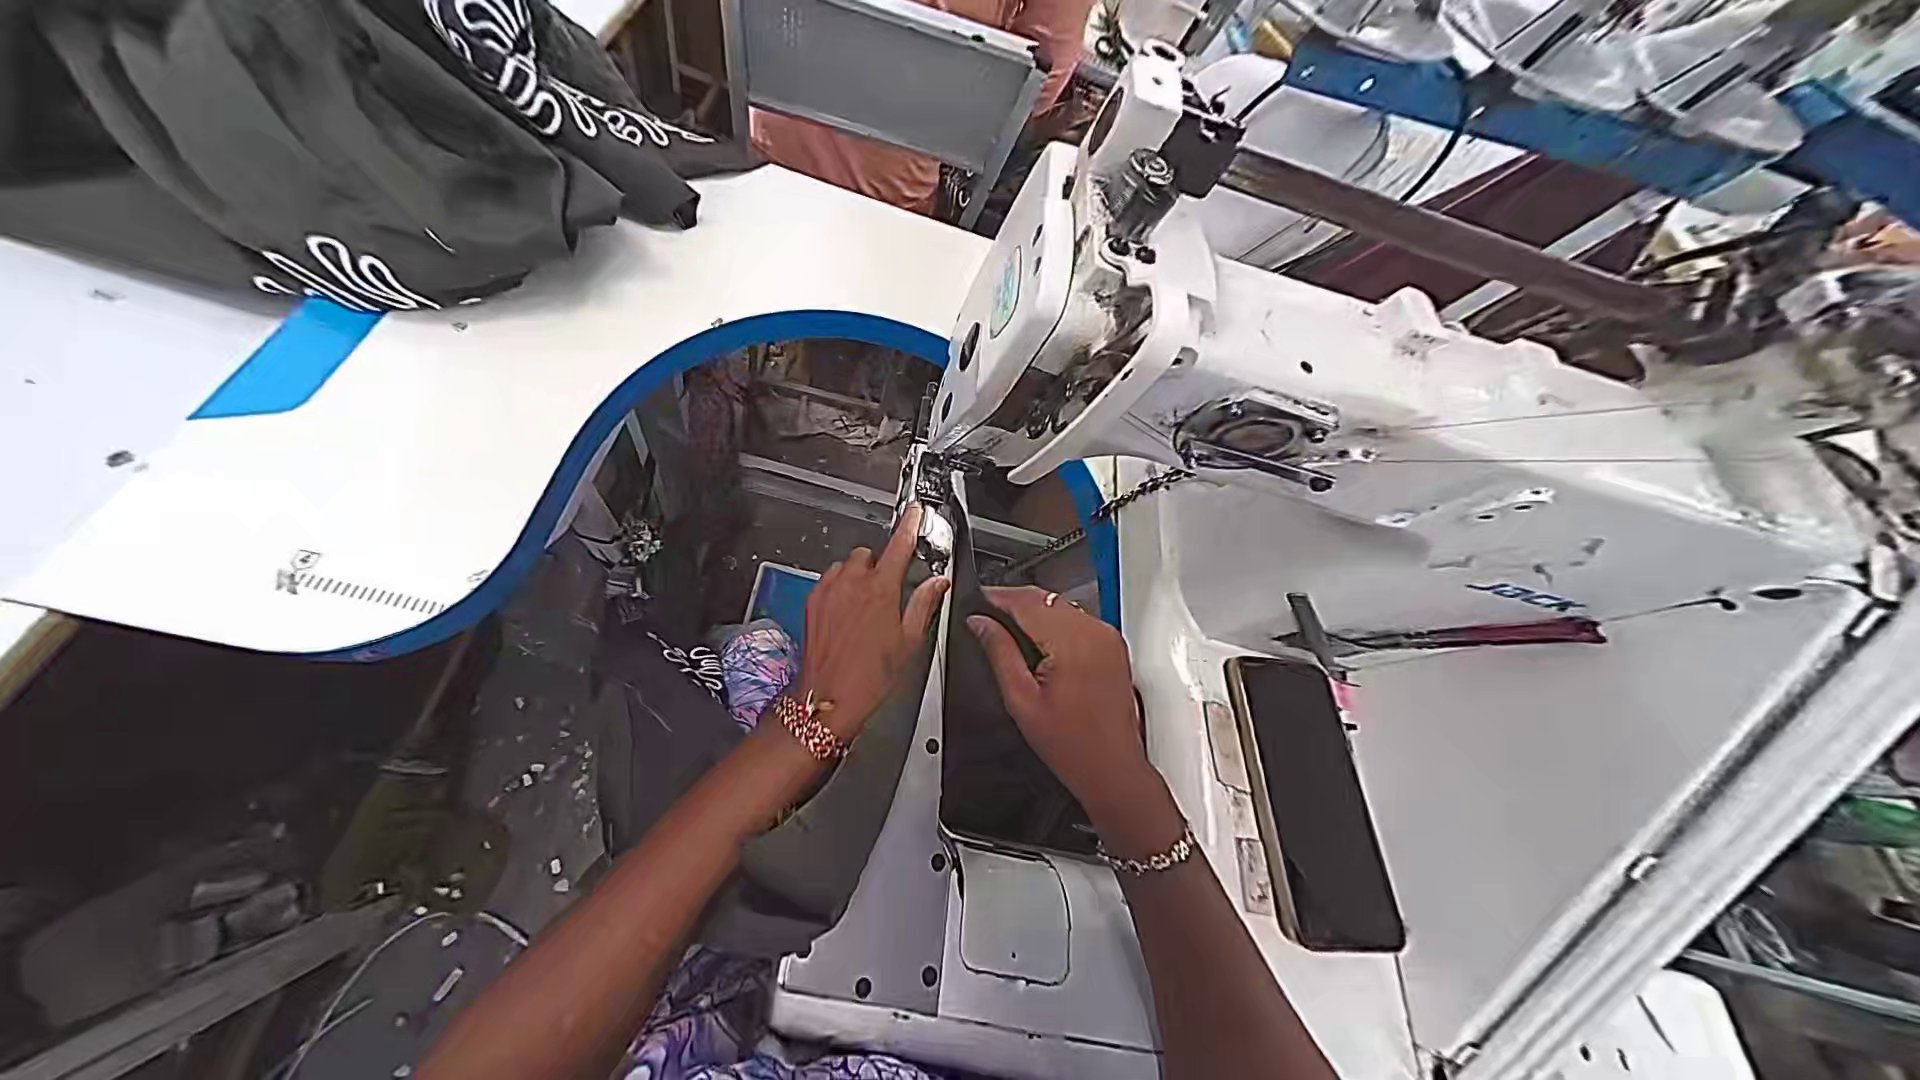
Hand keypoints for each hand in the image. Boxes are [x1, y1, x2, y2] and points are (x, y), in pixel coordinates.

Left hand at [797, 503, 949, 739]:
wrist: (829, 696)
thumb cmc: (870, 675)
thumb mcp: (909, 640)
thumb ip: (924, 603)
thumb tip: (938, 582)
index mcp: (881, 589)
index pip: (899, 544)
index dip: (910, 524)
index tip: (915, 512)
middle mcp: (852, 582)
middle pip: (870, 555)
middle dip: (880, 566)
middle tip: (888, 593)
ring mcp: (829, 589)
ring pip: (847, 566)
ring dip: (858, 576)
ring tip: (865, 607)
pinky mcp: (812, 600)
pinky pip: (829, 580)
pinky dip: (840, 588)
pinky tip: (847, 614)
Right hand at [966, 586, 1172, 843]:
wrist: (1112, 768)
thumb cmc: (1073, 745)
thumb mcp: (1021, 699)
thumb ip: (999, 652)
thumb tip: (980, 623)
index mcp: (1072, 642)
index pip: (1027, 601)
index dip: (997, 597)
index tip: (977, 601)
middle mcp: (1095, 633)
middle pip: (1045, 599)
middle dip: (1014, 601)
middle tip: (986, 614)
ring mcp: (1107, 637)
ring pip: (1061, 605)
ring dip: (1034, 610)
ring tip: (1007, 627)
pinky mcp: (1113, 645)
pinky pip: (1077, 619)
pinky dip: (1054, 621)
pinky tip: (1037, 639)